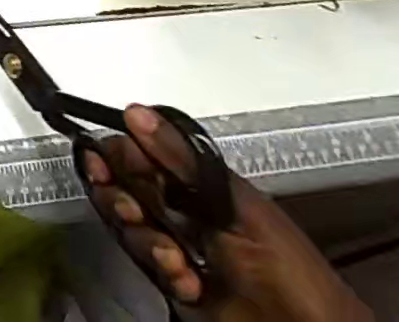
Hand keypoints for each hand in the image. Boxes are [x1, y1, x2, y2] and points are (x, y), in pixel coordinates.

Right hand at [85, 105, 373, 321]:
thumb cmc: (296, 274)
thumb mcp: (235, 206)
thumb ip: (180, 159)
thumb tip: (136, 113)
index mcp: (194, 182)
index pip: (133, 155)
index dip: (112, 157)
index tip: (102, 163)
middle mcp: (179, 210)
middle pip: (121, 189)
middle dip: (117, 198)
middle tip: (131, 210)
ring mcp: (175, 248)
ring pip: (128, 228)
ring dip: (144, 240)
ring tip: (173, 257)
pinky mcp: (176, 285)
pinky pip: (147, 269)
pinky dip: (164, 273)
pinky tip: (187, 280)